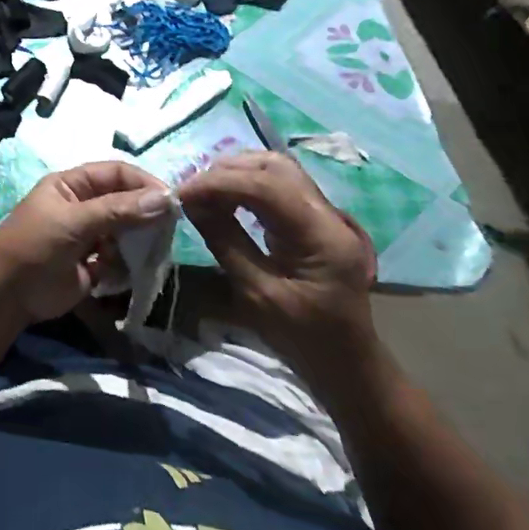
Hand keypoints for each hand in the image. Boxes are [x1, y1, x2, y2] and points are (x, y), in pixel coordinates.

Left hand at [0, 162, 173, 324]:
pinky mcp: (95, 264)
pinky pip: (122, 257)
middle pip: (126, 201)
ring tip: (151, 251)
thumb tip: (164, 198)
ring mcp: (90, 236)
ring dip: (140, 240)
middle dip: (146, 213)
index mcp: (72, 185)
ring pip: (128, 230)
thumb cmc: (33, 247)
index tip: (170, 199)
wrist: (6, 297)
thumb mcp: (73, 222)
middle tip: (168, 228)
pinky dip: (130, 262)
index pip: (116, 173)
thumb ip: (118, 210)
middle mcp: (84, 206)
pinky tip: (130, 269)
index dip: (143, 183)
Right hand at [179, 152, 378, 358]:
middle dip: (228, 171)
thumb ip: (225, 242)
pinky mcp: (314, 219)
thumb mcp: (257, 294)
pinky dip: (248, 184)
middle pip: (276, 167)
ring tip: (202, 191)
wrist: (346, 362)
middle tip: (190, 190)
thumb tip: (191, 203)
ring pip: (278, 170)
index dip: (220, 182)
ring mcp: (325, 214)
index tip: (182, 193)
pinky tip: (224, 197)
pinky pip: (280, 186)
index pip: (267, 186)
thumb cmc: (302, 338)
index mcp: (322, 235)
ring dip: (237, 173)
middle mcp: (328, 214)